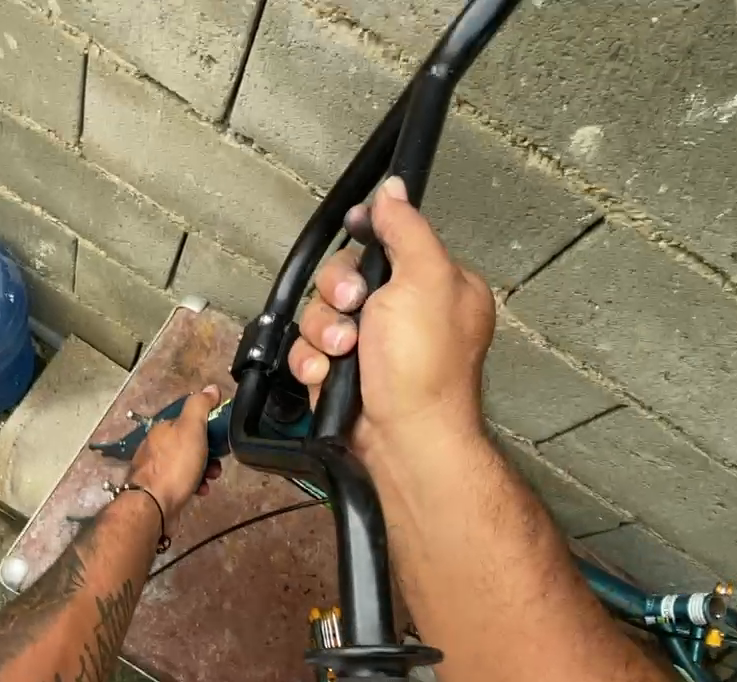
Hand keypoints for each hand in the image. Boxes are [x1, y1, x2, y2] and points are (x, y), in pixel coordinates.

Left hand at [126, 384, 222, 520]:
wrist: (154, 506)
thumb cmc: (174, 466)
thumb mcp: (191, 428)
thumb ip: (200, 406)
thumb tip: (211, 388)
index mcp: (162, 429)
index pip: (188, 421)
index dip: (208, 428)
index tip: (220, 438)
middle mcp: (155, 447)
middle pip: (189, 445)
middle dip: (208, 453)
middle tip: (217, 463)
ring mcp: (155, 470)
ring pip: (186, 465)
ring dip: (203, 471)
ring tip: (210, 479)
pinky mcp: (157, 490)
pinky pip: (181, 483)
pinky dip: (193, 485)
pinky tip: (199, 491)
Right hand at [287, 177, 496, 466]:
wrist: (400, 437)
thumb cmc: (423, 363)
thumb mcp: (425, 279)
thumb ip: (406, 229)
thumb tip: (393, 189)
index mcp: (429, 285)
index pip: (386, 242)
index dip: (364, 237)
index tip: (354, 233)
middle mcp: (396, 313)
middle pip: (340, 278)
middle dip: (337, 294)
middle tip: (354, 311)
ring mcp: (364, 346)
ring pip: (318, 315)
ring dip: (323, 333)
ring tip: (342, 354)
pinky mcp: (336, 374)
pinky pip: (307, 351)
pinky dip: (311, 362)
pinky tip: (325, 375)